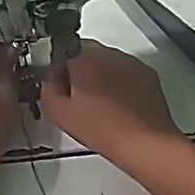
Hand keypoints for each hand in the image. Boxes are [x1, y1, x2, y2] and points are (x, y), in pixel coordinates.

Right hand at [43, 41, 188, 170]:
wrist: (144, 143)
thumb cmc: (104, 128)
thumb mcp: (59, 113)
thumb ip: (47, 91)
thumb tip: (50, 84)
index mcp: (83, 57)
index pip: (61, 52)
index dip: (57, 71)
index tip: (57, 87)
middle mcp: (107, 54)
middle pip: (84, 55)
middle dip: (78, 73)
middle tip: (76, 99)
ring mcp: (130, 63)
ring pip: (106, 63)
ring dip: (99, 77)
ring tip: (98, 106)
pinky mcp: (147, 75)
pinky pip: (126, 74)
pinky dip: (120, 85)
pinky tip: (116, 107)